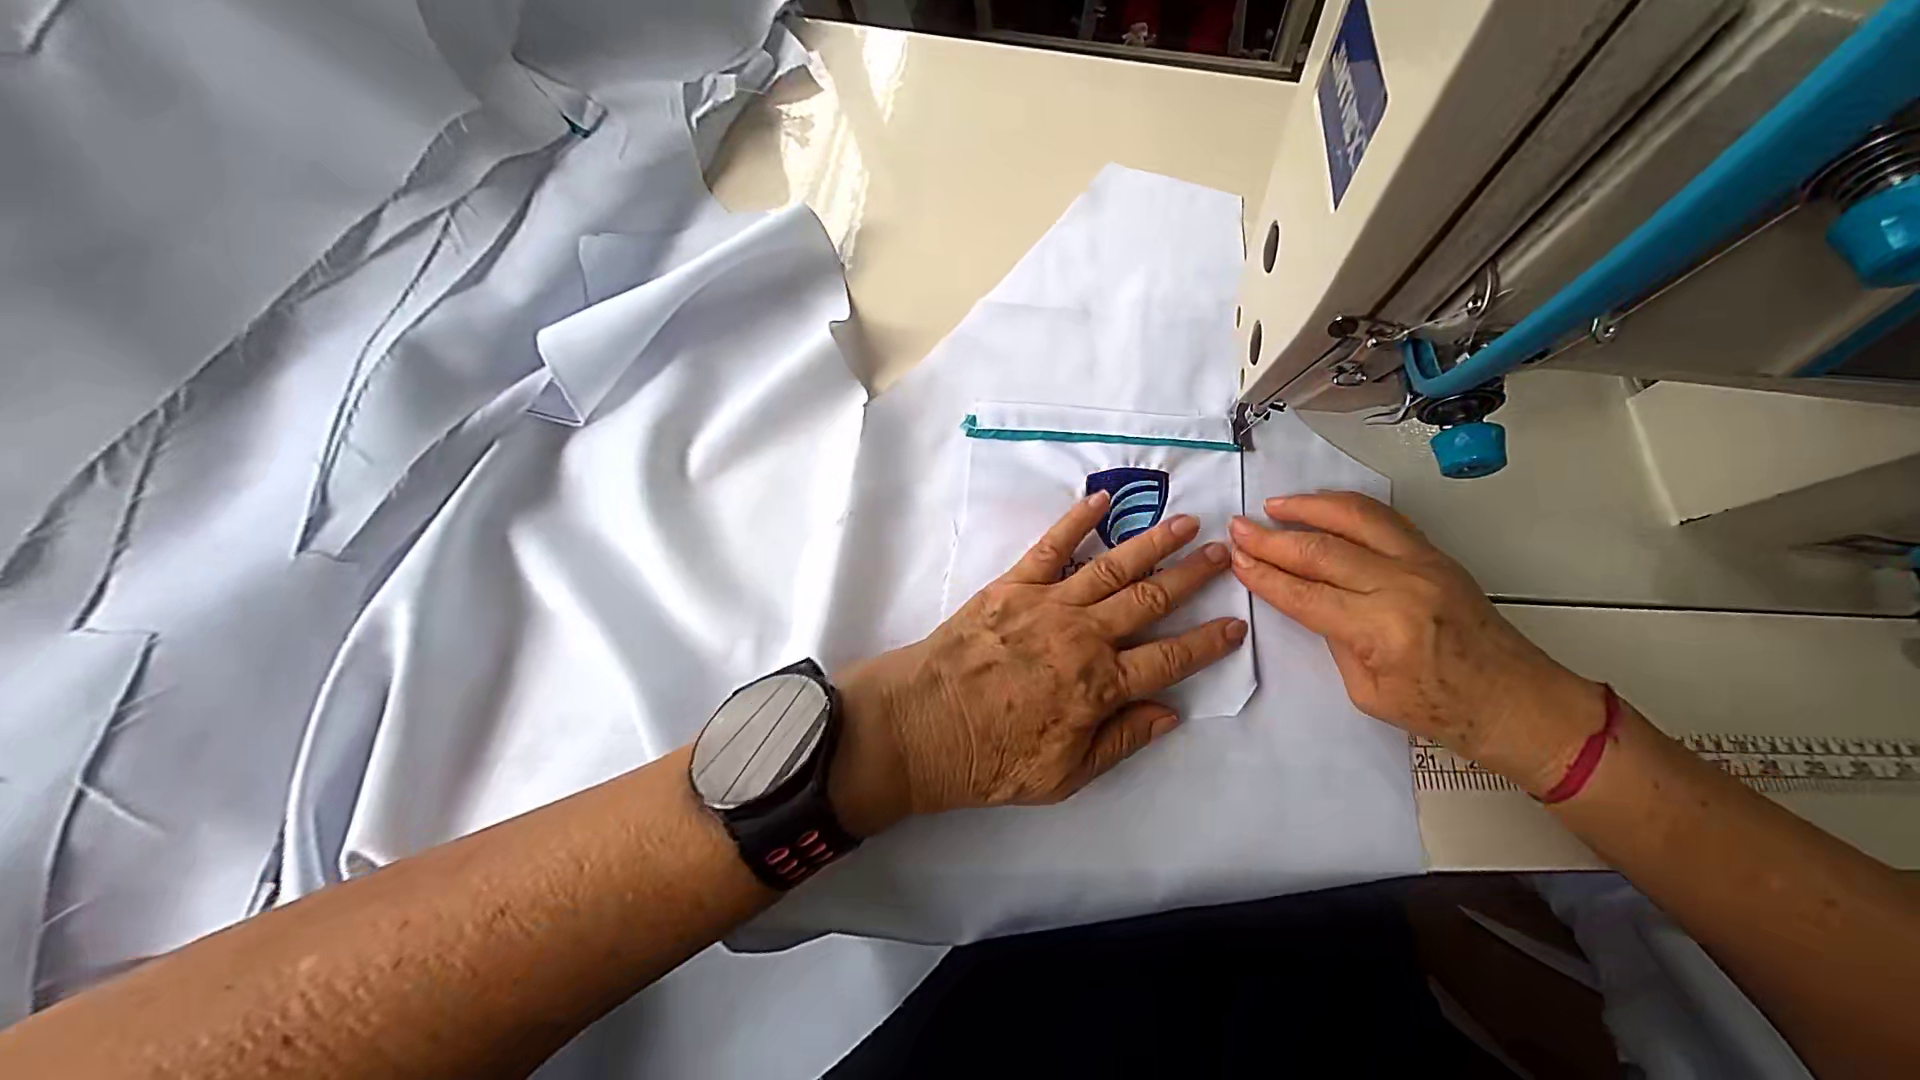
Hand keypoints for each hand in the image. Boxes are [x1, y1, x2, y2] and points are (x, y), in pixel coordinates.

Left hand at [828, 491, 1247, 834]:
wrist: (920, 727)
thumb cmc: (990, 760)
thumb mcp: (1064, 775)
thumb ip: (1121, 741)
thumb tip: (1171, 713)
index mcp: (1100, 687)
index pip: (1171, 659)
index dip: (1208, 642)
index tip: (1236, 623)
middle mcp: (1083, 637)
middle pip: (1150, 600)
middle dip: (1191, 576)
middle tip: (1222, 554)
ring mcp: (1048, 605)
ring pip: (1113, 566)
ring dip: (1153, 542)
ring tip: (1186, 523)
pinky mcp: (1012, 585)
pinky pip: (1052, 546)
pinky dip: (1077, 520)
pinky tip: (1101, 499)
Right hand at [1227, 491, 1601, 795]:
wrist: (1520, 702)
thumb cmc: (1443, 711)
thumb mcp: (1367, 691)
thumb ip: (1335, 639)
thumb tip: (1309, 600)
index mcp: (1380, 630)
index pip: (1304, 593)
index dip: (1264, 575)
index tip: (1235, 559)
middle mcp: (1402, 587)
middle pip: (1321, 550)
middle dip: (1272, 538)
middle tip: (1239, 526)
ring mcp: (1424, 565)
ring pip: (1355, 519)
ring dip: (1309, 508)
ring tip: (1275, 505)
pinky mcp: (1437, 556)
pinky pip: (1384, 519)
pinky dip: (1347, 507)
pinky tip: (1322, 505)